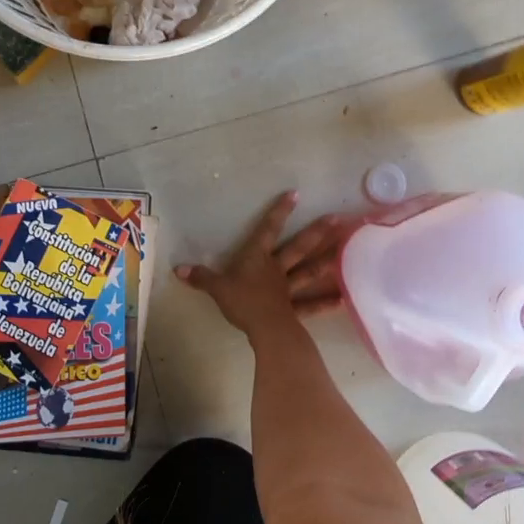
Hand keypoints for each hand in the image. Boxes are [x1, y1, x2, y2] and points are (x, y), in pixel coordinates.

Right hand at [176, 191, 355, 337]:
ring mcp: (289, 289)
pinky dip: (327, 303)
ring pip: (310, 271)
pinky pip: (312, 306)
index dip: (280, 212)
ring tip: (346, 252)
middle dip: (317, 232)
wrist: (264, 329)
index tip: (295, 194)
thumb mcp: (217, 288)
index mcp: (257, 259)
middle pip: (299, 247)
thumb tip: (178, 268)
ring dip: (327, 262)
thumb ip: (201, 277)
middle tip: (337, 218)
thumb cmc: (242, 303)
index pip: (268, 230)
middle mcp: (277, 269)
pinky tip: (344, 299)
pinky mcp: (295, 310)